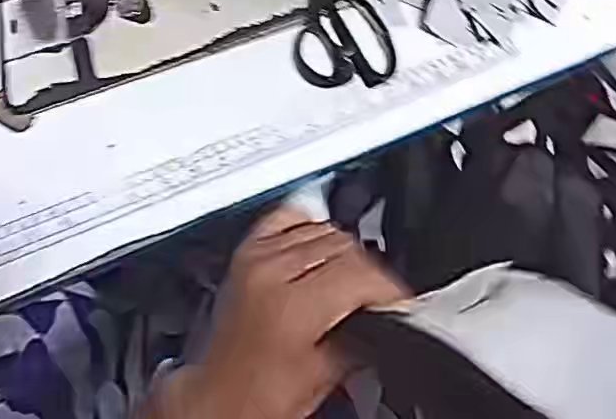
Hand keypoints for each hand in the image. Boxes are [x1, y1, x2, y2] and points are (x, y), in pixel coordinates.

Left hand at [147, 207, 408, 418]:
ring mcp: (258, 256)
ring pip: (321, 229)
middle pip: (344, 246)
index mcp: (293, 306)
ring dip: (343, 250)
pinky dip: (310, 226)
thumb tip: (385, 313)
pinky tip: (318, 244)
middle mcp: (273, 270)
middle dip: (369, 271)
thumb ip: (359, 338)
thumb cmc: (256, 398)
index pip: (359, 272)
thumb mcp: (321, 377)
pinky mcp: (248, 249)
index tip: (400, 299)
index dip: (388, 287)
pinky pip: (289, 218)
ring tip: (351, 278)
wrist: (216, 397)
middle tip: (378, 295)